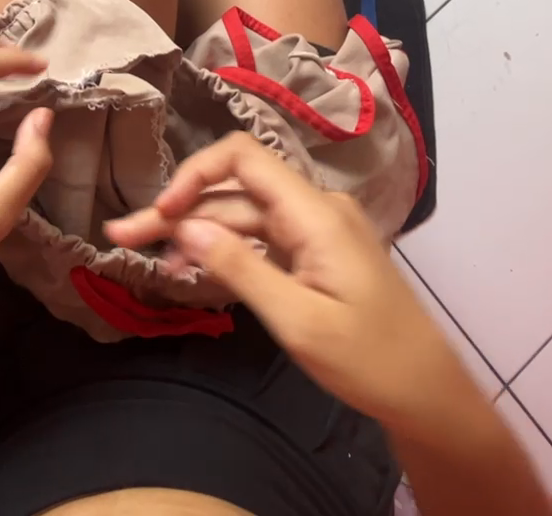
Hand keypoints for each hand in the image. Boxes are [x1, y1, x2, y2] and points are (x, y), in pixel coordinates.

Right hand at [106, 133, 467, 427]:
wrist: (427, 393)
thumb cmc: (370, 360)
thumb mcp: (298, 320)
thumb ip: (240, 267)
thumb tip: (183, 227)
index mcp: (314, 212)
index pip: (243, 157)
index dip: (195, 173)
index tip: (162, 212)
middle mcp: (311, 207)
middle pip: (232, 192)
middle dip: (178, 212)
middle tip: (124, 236)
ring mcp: (312, 229)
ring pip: (240, 216)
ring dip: (194, 234)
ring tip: (148, 260)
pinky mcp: (311, 251)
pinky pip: (258, 239)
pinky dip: (223, 251)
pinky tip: (190, 270)